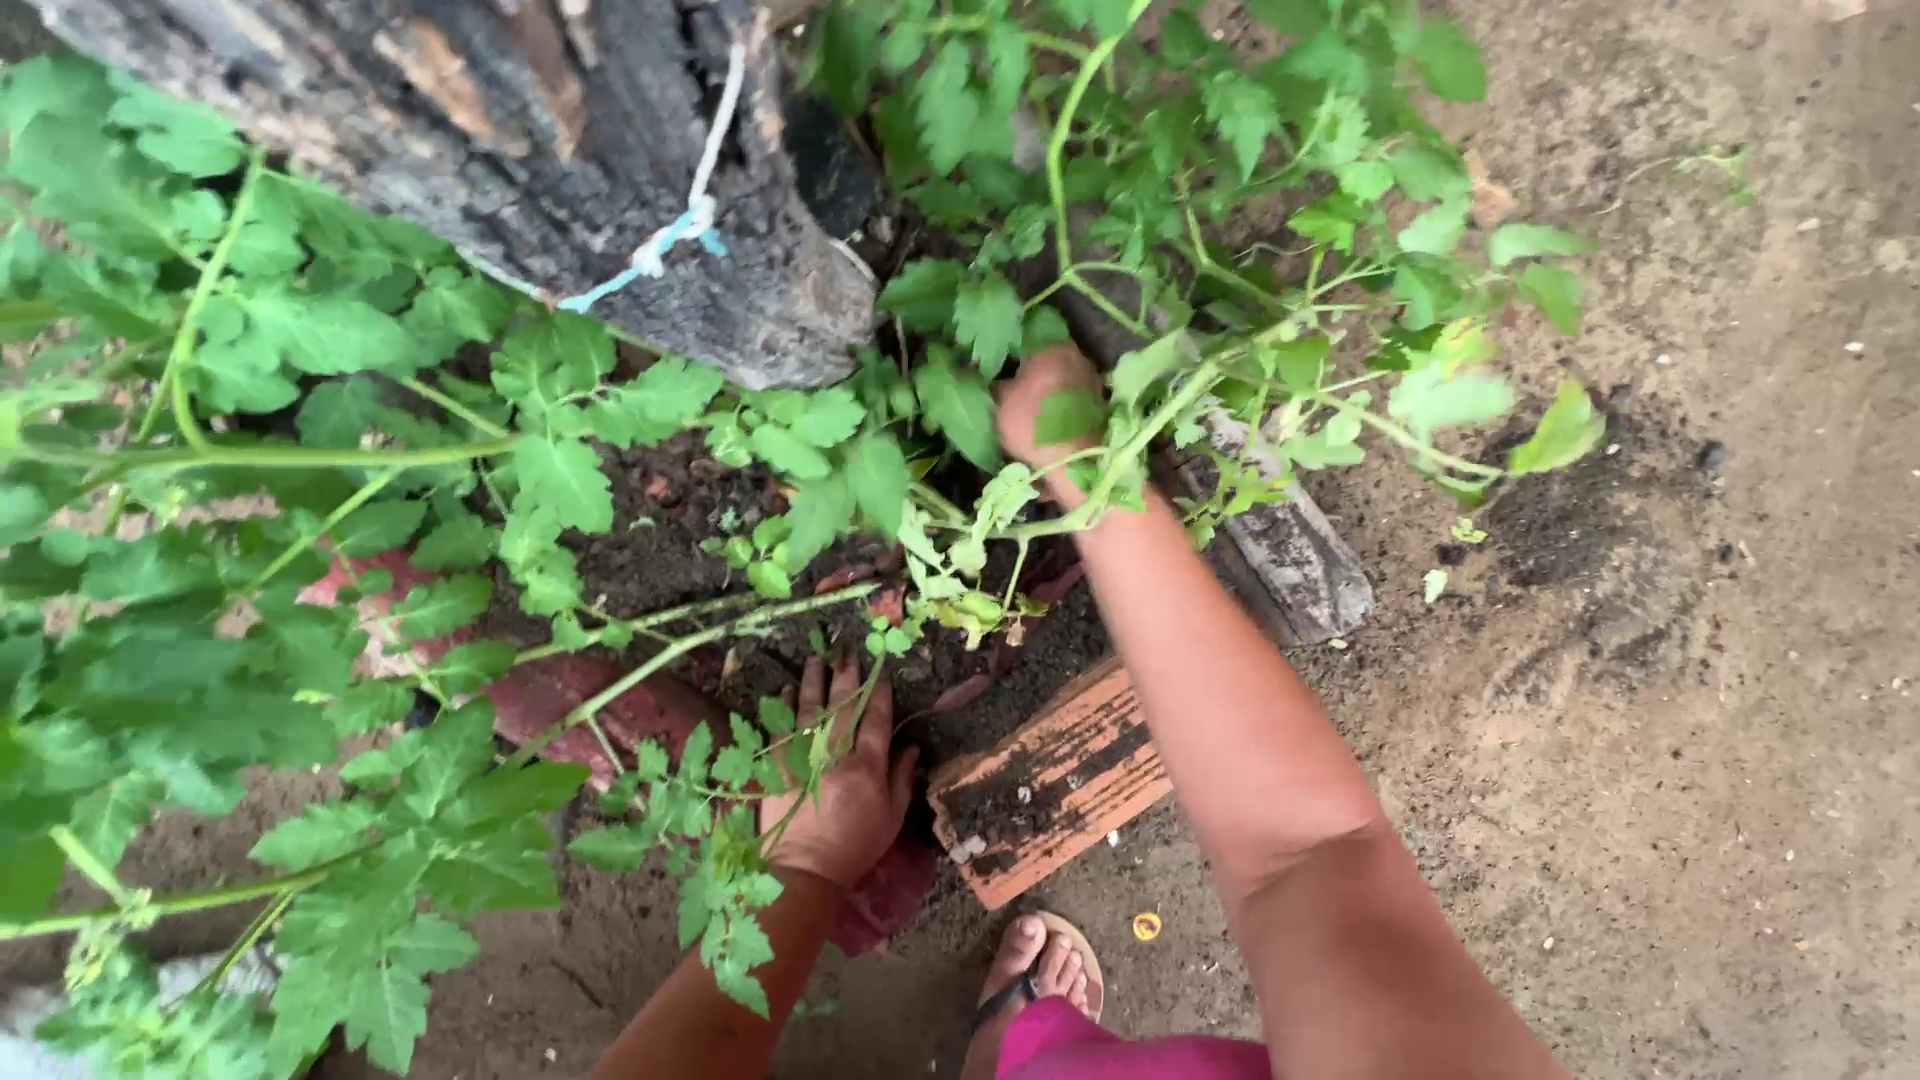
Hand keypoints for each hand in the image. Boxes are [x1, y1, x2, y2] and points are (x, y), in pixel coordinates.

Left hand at [758, 650, 918, 889]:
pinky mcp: (777, 767)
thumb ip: (902, 780)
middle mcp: (836, 756)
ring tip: (817, 658)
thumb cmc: (854, 847)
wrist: (803, 871)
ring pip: (810, 710)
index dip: (879, 695)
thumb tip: (912, 746)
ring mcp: (803, 759)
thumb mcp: (891, 819)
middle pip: (842, 707)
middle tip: (846, 652)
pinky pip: (781, 729)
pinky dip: (785, 708)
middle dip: (846, 677)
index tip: (880, 675)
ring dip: (814, 682)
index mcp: (867, 767)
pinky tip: (788, 691)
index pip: (876, 720)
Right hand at [995, 344, 1103, 505]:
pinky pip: (1071, 405)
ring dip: (1046, 397)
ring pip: (1060, 385)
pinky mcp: (1099, 409)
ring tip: (1028, 416)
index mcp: (1053, 348)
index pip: (1025, 345)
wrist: (1073, 462)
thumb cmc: (1032, 424)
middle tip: (1011, 396)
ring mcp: (1092, 384)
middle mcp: (1078, 358)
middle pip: (1046, 365)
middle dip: (1031, 378)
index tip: (997, 375)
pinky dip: (1059, 413)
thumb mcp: (999, 401)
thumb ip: (994, 384)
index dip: (1009, 359)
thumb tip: (989, 378)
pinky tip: (1046, 427)